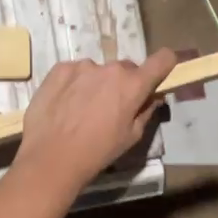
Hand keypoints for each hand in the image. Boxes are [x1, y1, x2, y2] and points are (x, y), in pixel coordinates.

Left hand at [11, 49, 178, 196]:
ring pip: (98, 71)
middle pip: (126, 69)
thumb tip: (152, 97)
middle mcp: (110, 68)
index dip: (165, 64)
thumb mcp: (130, 137)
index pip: (162, 59)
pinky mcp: (59, 69)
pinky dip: (75, 83)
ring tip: (83, 110)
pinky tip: (66, 104)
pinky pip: (75, 72)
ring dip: (97, 84)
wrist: (51, 157)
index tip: (159, 74)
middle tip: (112, 106)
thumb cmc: (98, 152)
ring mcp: (82, 66)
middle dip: (124, 83)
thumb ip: (146, 111)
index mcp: (133, 85)